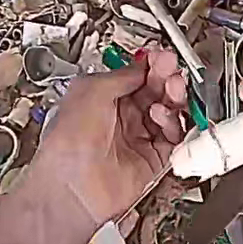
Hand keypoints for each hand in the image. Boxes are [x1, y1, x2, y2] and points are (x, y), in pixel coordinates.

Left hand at [0, 49, 187, 243]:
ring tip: (172, 89)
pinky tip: (163, 114)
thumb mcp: (90, 90)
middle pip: (156, 92)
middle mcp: (122, 119)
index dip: (151, 65)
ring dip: (173, 97)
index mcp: (103, 99)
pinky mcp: (153, 161)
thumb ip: (121, 75)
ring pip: (168, 112)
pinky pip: (174, 138)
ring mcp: (138, 139)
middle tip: (172, 69)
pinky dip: (173, 123)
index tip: (162, 56)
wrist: (71, 187)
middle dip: (166, 77)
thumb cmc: (67, 145)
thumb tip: (142, 65)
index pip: (137, 76)